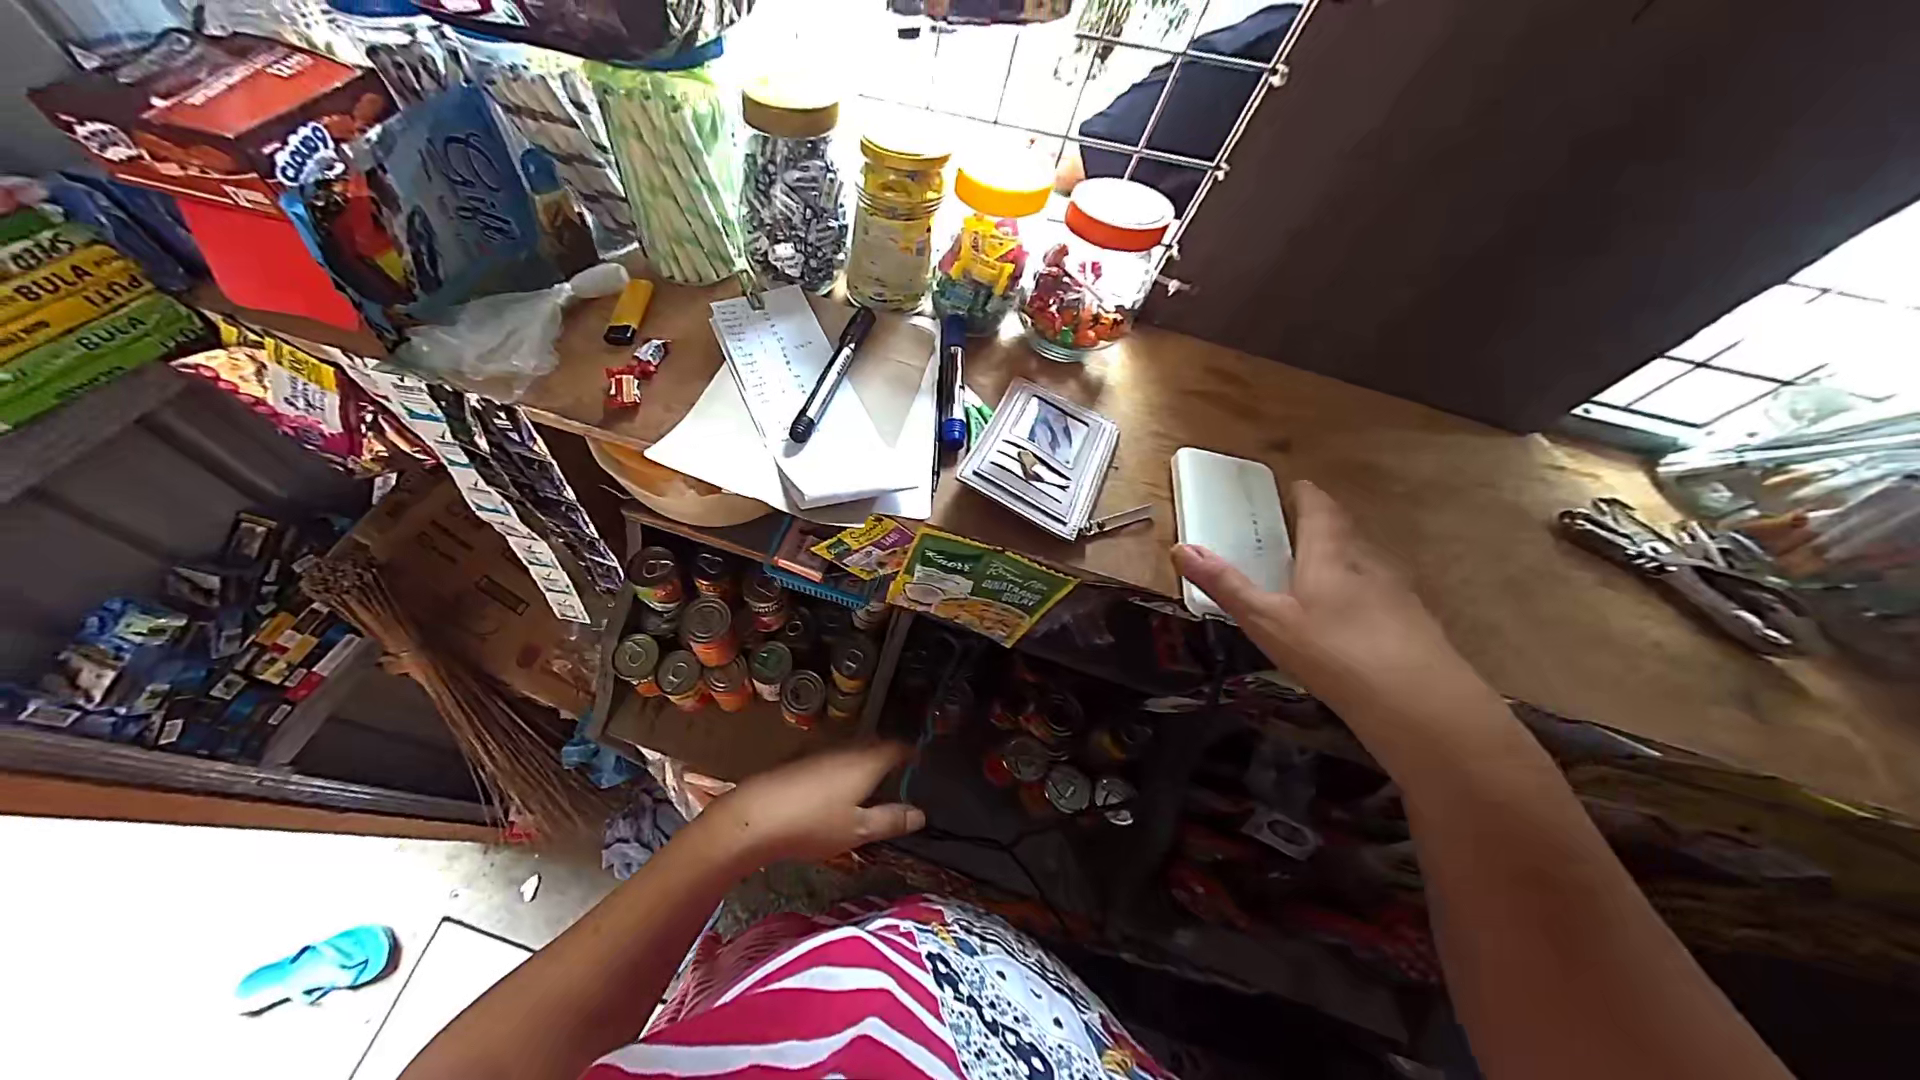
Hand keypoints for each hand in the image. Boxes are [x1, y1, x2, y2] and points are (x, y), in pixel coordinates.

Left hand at [694, 742, 924, 868]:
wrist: (751, 817)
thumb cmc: (812, 824)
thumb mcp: (858, 830)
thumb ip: (891, 820)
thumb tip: (921, 814)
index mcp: (867, 761)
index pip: (897, 747)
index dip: (910, 753)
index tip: (919, 762)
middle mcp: (846, 749)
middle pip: (874, 745)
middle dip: (888, 756)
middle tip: (899, 774)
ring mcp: (819, 752)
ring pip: (851, 751)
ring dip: (864, 761)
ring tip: (870, 783)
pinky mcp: (798, 761)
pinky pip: (831, 758)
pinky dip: (842, 768)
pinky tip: (834, 789)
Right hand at [1172, 481, 1501, 745]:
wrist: (1419, 704)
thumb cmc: (1332, 652)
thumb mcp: (1266, 620)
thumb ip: (1226, 585)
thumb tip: (1181, 548)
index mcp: (1330, 555)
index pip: (1320, 509)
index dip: (1307, 495)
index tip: (1297, 486)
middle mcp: (1368, 564)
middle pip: (1346, 533)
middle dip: (1324, 525)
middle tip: (1301, 528)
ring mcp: (1398, 593)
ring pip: (1367, 564)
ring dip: (1345, 559)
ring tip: (1322, 572)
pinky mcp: (1416, 624)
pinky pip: (1383, 595)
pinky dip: (1363, 595)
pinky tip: (1353, 621)